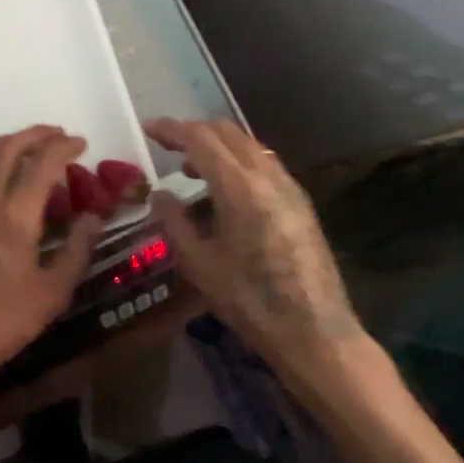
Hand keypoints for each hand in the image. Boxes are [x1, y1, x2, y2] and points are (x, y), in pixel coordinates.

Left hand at [0, 126, 103, 379]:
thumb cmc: (3, 321)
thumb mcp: (53, 294)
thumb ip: (78, 250)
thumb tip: (94, 217)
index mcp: (14, 215)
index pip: (43, 163)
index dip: (64, 147)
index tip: (81, 143)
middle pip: (10, 147)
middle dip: (37, 135)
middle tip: (58, 135)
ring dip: (7, 140)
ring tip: (26, 143)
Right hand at [148, 119, 364, 370]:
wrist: (315, 333)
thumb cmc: (250, 301)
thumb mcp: (200, 264)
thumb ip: (174, 222)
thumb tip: (159, 194)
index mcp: (238, 186)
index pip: (199, 138)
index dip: (170, 129)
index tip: (147, 129)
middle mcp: (266, 174)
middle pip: (226, 131)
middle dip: (194, 131)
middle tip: (167, 147)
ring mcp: (288, 186)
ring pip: (248, 145)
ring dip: (217, 146)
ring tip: (191, 170)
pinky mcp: (300, 202)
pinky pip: (263, 163)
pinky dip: (237, 161)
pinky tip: (225, 191)